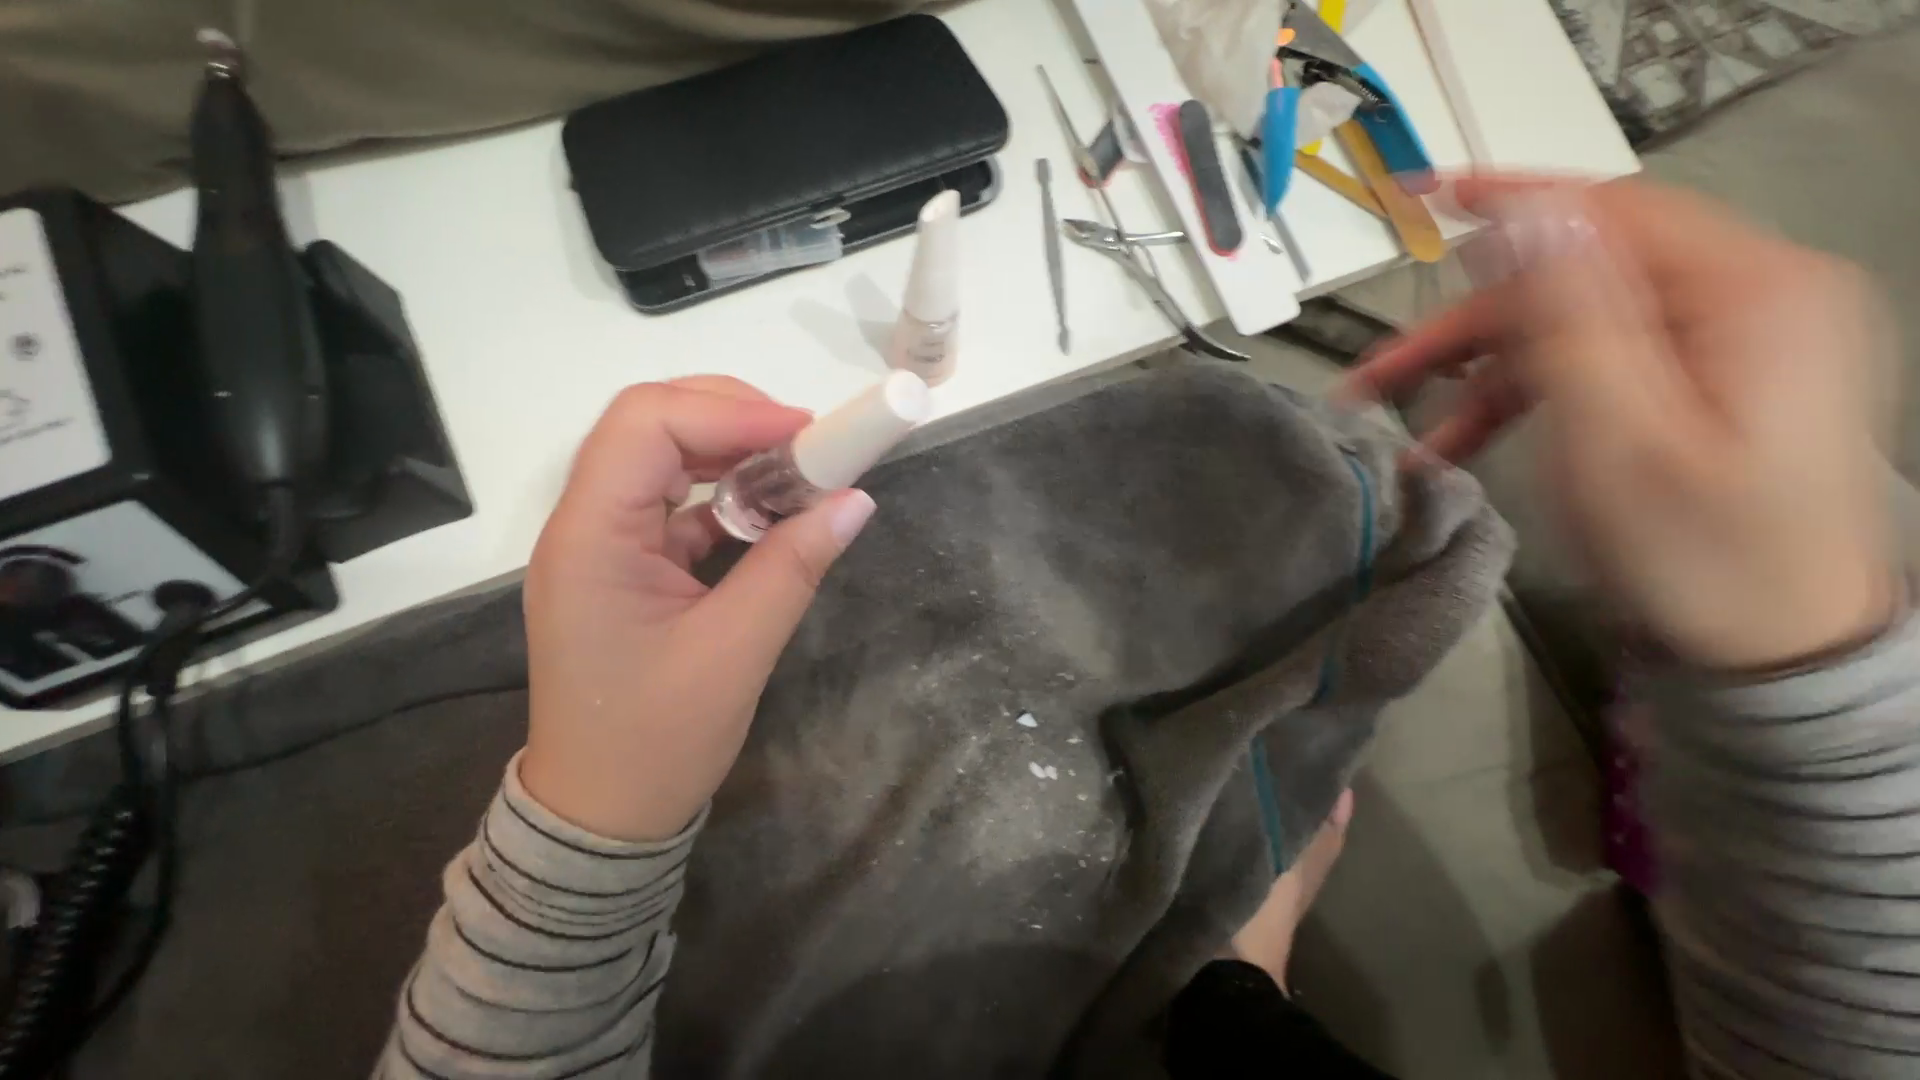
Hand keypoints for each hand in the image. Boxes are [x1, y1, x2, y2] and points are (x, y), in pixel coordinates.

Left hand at [519, 378, 875, 840]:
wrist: (602, 815)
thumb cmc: (657, 741)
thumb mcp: (736, 652)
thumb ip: (793, 566)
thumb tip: (856, 501)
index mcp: (591, 537)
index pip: (646, 424)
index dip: (729, 409)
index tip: (807, 432)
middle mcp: (585, 525)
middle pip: (650, 427)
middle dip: (733, 419)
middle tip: (808, 442)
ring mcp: (603, 545)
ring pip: (663, 461)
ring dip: (733, 455)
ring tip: (800, 470)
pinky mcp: (627, 567)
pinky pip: (676, 507)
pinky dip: (728, 498)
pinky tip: (773, 512)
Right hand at [1344, 177, 1896, 670]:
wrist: (1775, 646)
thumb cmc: (1701, 551)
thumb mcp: (1620, 437)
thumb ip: (1571, 321)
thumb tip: (1524, 220)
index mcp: (1745, 292)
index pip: (1606, 210)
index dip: (1507, 201)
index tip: (1415, 199)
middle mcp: (1738, 297)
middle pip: (1570, 279)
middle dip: (1463, 325)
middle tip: (1373, 373)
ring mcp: (1715, 342)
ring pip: (1563, 326)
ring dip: (1475, 370)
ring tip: (1401, 423)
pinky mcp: (1689, 382)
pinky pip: (1581, 367)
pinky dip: (1511, 398)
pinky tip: (1454, 443)